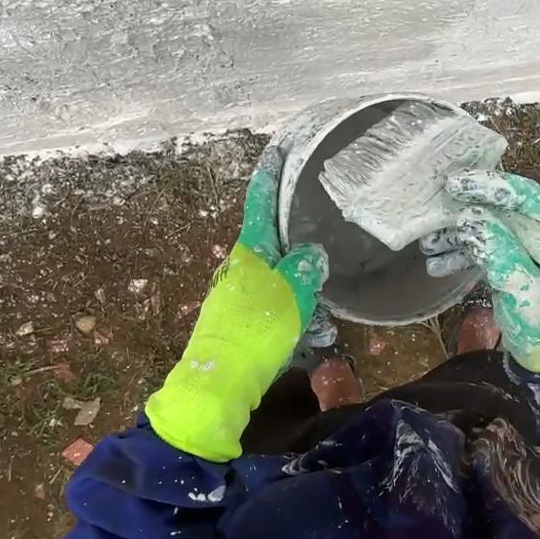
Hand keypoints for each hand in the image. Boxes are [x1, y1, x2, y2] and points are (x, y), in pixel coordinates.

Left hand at [144, 146, 327, 460]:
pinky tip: (308, 316)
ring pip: (273, 271)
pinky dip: (291, 300)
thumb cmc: (255, 332)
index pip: (260, 203)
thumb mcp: (291, 294)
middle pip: (268, 237)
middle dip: (290, 227)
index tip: (277, 150)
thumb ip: (305, 268)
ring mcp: (236, 294)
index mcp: (248, 251)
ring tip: (322, 279)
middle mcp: (238, 266)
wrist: (217, 388)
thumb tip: (312, 252)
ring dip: (295, 273)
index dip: (270, 177)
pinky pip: (272, 298)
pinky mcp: (239, 320)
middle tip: (316, 214)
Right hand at [421, 170, 539, 372]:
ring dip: (460, 233)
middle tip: (436, 208)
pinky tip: (438, 263)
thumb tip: (472, 220)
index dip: (493, 187)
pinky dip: (463, 252)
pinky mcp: (515, 262)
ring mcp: (530, 249)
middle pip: (505, 209)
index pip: (528, 198)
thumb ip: (503, 256)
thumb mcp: (526, 297)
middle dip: (469, 208)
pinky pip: (487, 246)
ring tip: (430, 243)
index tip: (457, 185)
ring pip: (491, 227)